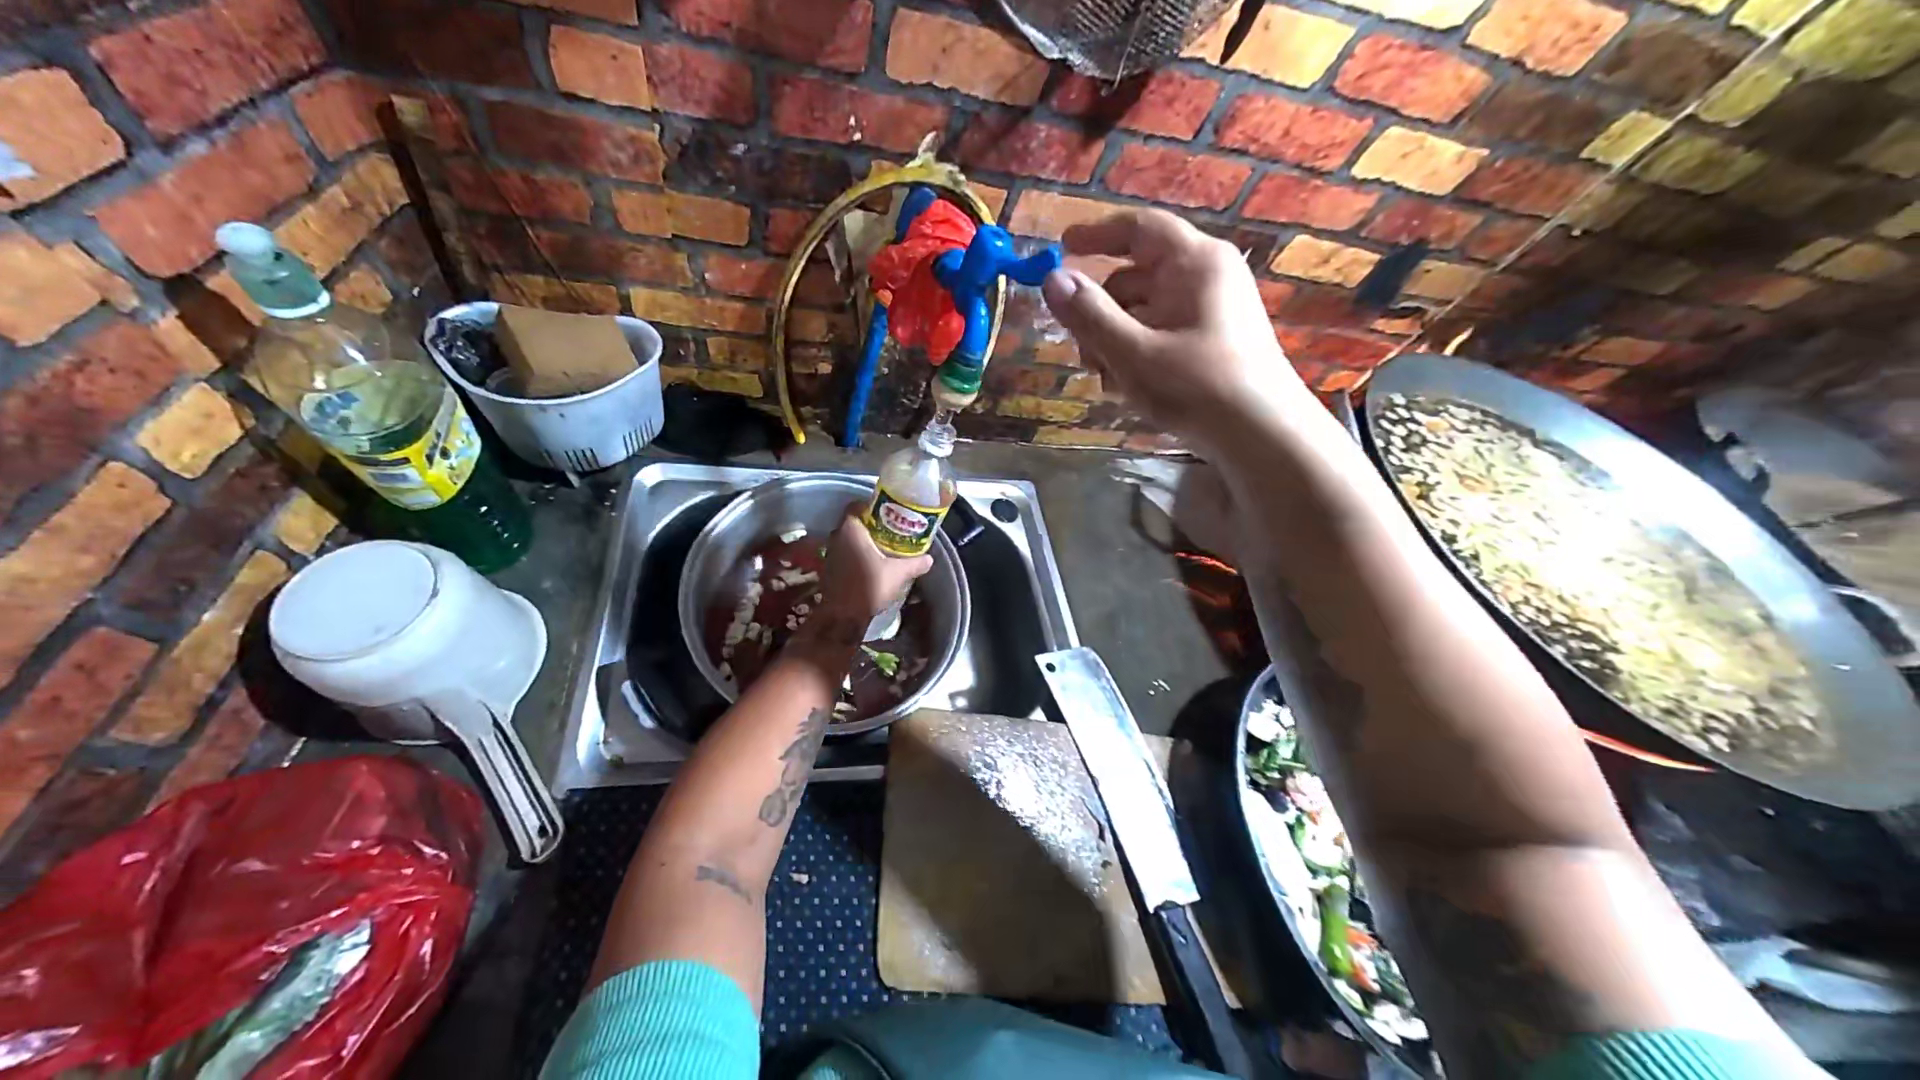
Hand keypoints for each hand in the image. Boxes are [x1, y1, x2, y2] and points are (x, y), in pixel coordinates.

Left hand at [815, 508, 932, 623]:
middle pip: (854, 522)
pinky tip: (873, 562)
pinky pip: (845, 552)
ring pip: (849, 538)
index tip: (887, 511)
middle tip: (891, 528)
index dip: (870, 506)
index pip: (856, 506)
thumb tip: (929, 559)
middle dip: (871, 524)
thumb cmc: (868, 587)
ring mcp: (831, 553)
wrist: (842, 616)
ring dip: (864, 540)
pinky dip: (857, 553)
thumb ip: (914, 563)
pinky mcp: (830, 567)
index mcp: (851, 530)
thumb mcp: (898, 574)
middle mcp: (837, 537)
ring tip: (884, 545)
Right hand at [1041, 209, 1308, 449]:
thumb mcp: (1133, 354)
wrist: (1264, 436)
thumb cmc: (1198, 388)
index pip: (1139, 228)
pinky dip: (1139, 352)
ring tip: (1110, 381)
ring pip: (1145, 310)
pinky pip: (1162, 332)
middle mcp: (1207, 275)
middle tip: (1083, 353)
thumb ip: (1089, 316)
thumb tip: (1051, 278)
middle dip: (1102, 312)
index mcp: (1195, 262)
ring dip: (1116, 340)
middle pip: (1136, 277)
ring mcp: (1212, 308)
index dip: (1096, 234)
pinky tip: (1130, 387)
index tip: (1061, 246)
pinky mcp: (1213, 339)